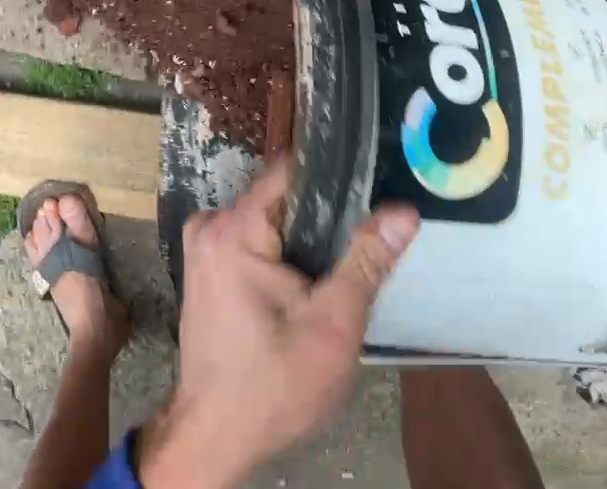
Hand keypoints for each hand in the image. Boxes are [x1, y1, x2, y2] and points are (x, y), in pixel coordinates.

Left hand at [136, 162, 420, 488]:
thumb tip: (403, 212)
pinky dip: (281, 255)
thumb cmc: (274, 383)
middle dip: (321, 217)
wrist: (216, 434)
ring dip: (303, 239)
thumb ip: (366, 261)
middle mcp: (210, 225)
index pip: (289, 171)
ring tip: (340, 265)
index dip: (333, 176)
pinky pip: (252, 241)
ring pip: (269, 221)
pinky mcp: (206, 268)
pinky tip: (307, 283)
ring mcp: (203, 246)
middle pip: (280, 198)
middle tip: (363, 239)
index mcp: (234, 228)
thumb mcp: (332, 324)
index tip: (371, 184)